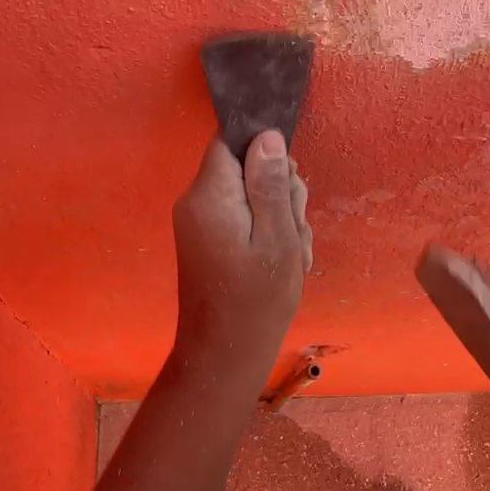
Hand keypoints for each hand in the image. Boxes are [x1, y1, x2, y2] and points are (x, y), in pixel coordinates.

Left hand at [170, 130, 311, 369]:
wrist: (225, 356)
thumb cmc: (256, 300)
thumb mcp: (277, 238)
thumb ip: (270, 184)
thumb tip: (267, 134)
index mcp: (209, 194)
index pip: (230, 139)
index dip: (264, 148)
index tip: (287, 178)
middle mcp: (196, 200)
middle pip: (244, 166)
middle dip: (279, 191)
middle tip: (293, 232)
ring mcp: (200, 220)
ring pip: (250, 193)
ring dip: (279, 217)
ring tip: (290, 255)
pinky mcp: (207, 238)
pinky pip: (242, 216)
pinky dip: (266, 233)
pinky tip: (281, 263)